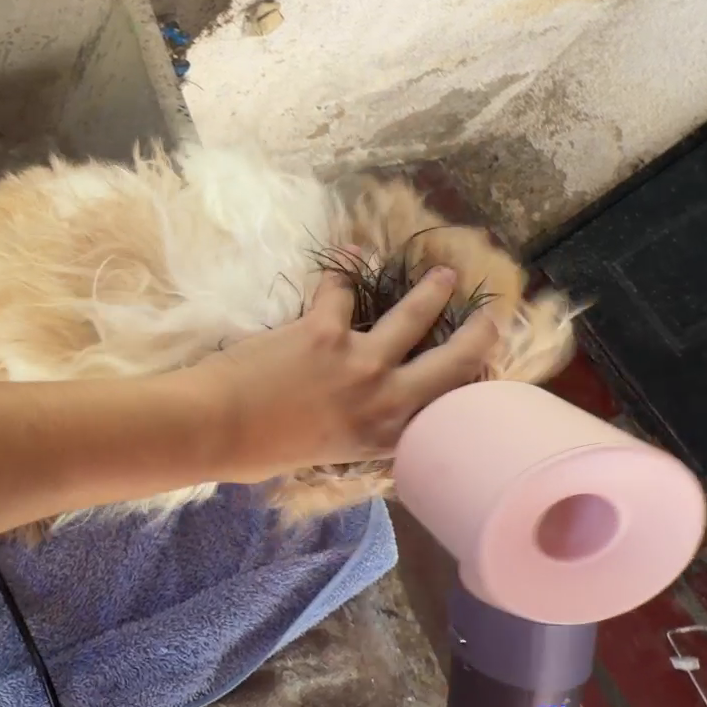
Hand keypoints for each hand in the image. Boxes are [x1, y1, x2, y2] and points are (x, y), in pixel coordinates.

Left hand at [170, 265, 497, 480]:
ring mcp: (359, 361)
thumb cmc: (253, 453)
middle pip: (454, 361)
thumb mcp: (318, 456)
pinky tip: (349, 250)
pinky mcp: (323, 330)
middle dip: (479, 335)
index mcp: (383, 437)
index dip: (468, 385)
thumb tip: (346, 420)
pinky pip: (341, 289)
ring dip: (431, 291)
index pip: (445, 409)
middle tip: (492, 316)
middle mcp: (385, 400)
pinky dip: (343, 268)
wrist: (214, 428)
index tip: (482, 370)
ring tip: (442, 274)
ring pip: (412, 315)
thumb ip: (345, 433)